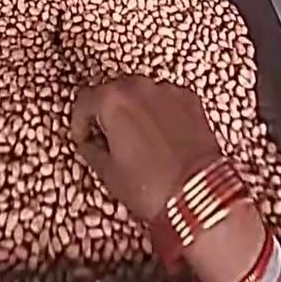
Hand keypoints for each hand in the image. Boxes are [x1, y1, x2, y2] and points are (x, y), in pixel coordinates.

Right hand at [69, 77, 222, 222]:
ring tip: (140, 141)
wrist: (201, 196)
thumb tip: (90, 142)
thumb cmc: (152, 187)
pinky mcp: (189, 98)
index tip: (83, 138)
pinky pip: (165, 99)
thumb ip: (91, 148)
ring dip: (135, 111)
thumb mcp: (108, 173)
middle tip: (110, 141)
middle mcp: (137, 85)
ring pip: (140, 94)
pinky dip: (160, 112)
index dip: (79, 122)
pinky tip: (163, 138)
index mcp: (111, 99)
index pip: (83, 101)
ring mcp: (165, 89)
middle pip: (112, 92)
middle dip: (108, 114)